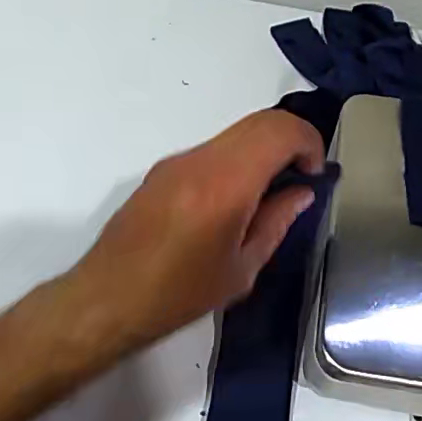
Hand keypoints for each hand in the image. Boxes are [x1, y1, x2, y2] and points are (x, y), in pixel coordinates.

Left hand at [68, 109, 324, 350]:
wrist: (107, 299)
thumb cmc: (180, 295)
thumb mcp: (242, 269)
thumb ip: (277, 222)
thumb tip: (300, 193)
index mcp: (225, 185)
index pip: (280, 131)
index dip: (309, 142)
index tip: (314, 175)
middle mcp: (200, 160)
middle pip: (260, 122)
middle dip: (292, 140)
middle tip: (302, 177)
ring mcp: (176, 161)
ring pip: (235, 133)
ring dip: (263, 149)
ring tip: (270, 194)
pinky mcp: (162, 171)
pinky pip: (213, 149)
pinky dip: (238, 159)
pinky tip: (236, 200)